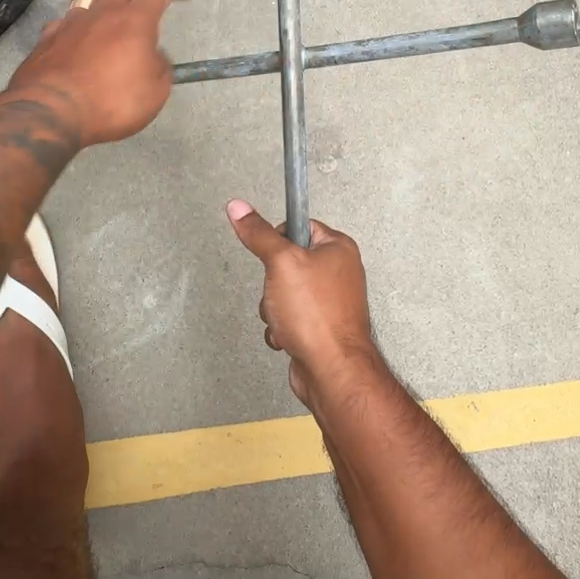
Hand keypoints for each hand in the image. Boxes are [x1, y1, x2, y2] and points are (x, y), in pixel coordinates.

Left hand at [9, 0, 196, 146]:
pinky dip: (77, 22)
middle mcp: (102, 13)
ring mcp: (71, 23)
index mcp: (134, 21)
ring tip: (113, 5)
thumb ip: (160, 67)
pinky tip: (78, 32)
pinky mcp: (47, 38)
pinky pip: (64, 19)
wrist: (52, 112)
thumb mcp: (155, 91)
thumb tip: (154, 57)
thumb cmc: (112, 101)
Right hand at [227, 200, 380, 404]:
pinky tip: (288, 336)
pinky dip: (281, 328)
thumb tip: (241, 209)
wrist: (331, 370)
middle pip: (287, 263)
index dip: (279, 239)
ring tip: (285, 317)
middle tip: (280, 291)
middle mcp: (338, 271)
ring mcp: (330, 300)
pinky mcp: (320, 325)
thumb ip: (259, 234)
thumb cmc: (318, 317)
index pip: (299, 226)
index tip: (272, 252)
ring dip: (273, 308)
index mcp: (337, 248)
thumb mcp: (281, 263)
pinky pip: (288, 317)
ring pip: (283, 293)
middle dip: (273, 283)